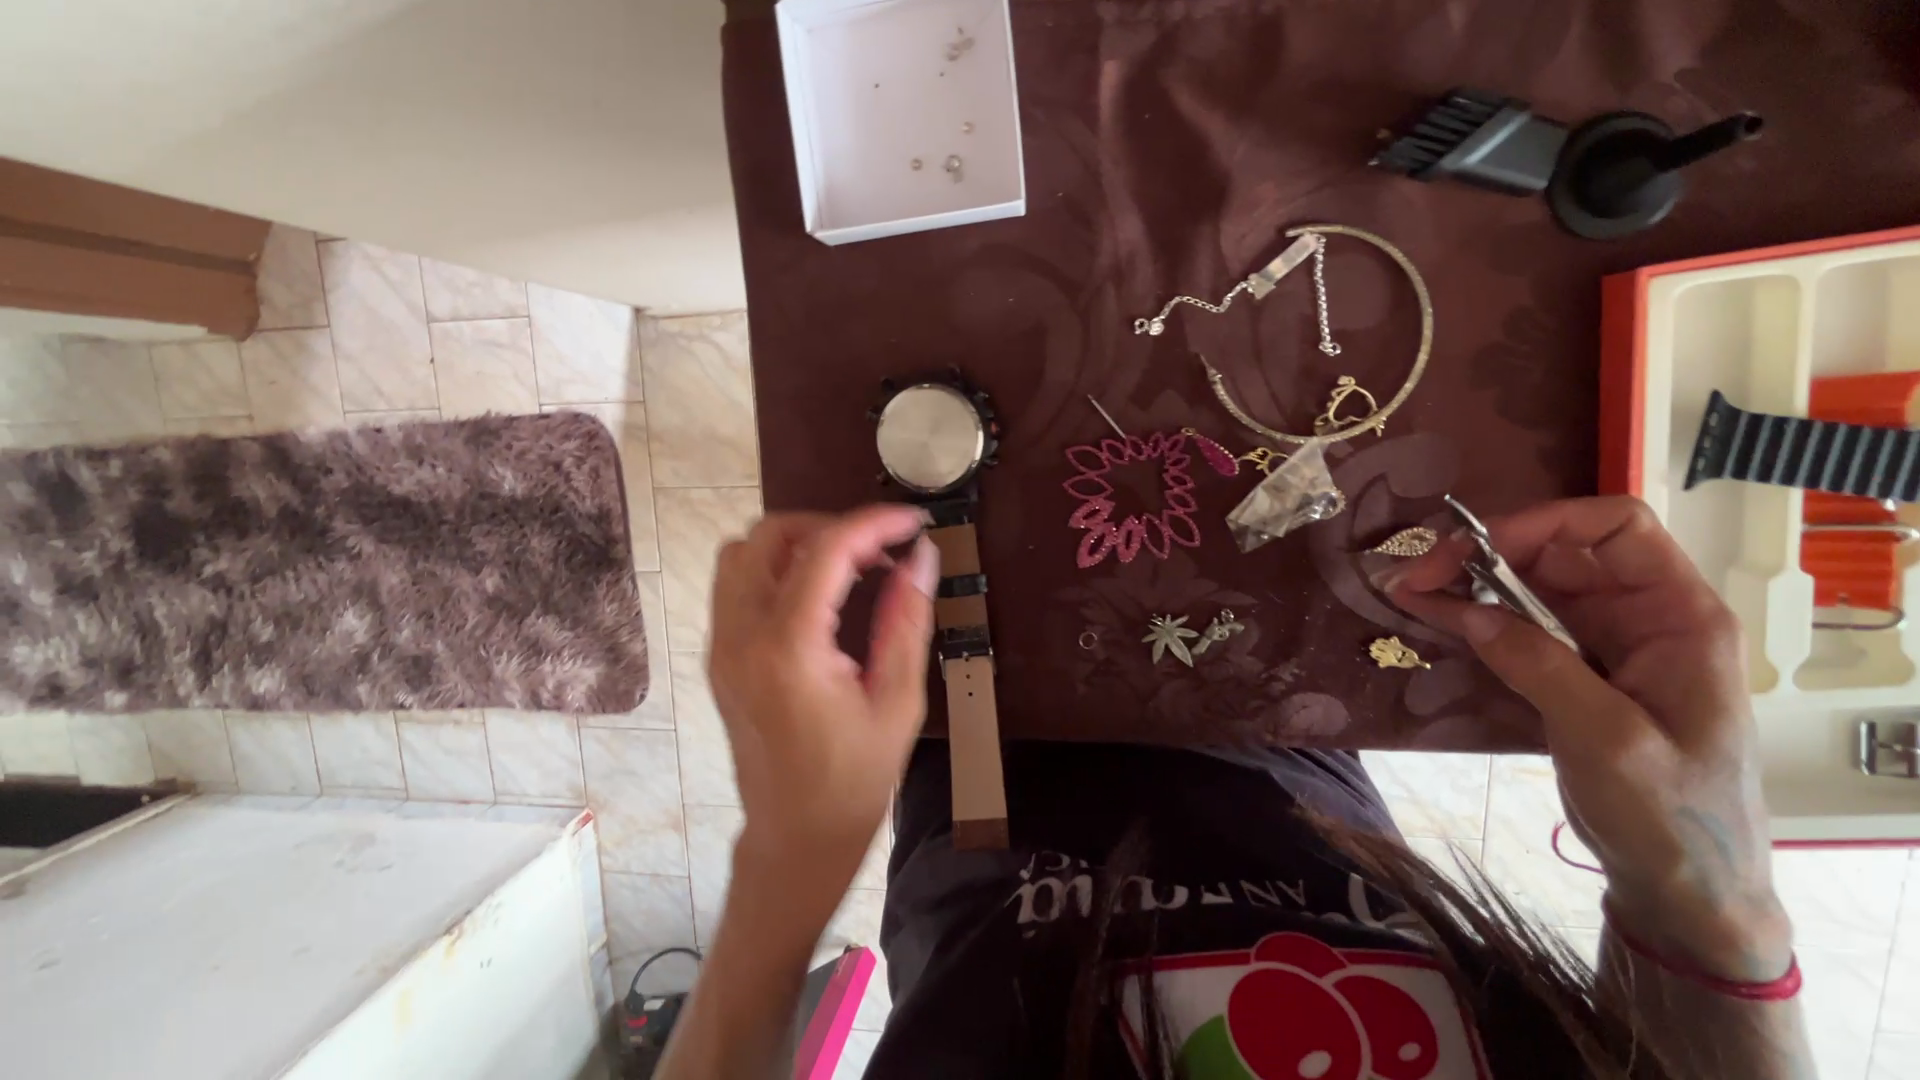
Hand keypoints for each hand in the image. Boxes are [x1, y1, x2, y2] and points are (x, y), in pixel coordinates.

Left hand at [707, 505, 937, 895]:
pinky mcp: (718, 658)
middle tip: (877, 550)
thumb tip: (921, 557)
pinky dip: (775, 570)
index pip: (825, 551)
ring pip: (741, 554)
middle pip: (767, 536)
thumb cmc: (855, 780)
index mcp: (788, 649)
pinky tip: (818, 597)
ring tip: (848, 569)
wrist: (796, 837)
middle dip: (827, 526)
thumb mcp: (897, 702)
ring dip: (795, 545)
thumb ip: (906, 620)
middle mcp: (740, 637)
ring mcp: (720, 647)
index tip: (914, 521)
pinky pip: (736, 586)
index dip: (874, 524)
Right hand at [1385, 496, 1791, 981]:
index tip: (1471, 551)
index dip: (1540, 523)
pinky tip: (1428, 616)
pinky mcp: (1570, 669)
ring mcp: (1604, 642)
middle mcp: (1642, 615)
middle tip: (1417, 577)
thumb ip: (1539, 665)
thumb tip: (1465, 609)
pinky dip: (1470, 616)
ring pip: (1528, 586)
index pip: (1615, 527)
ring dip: (1467, 584)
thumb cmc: (1670, 812)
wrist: (1683, 883)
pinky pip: (1516, 625)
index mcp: (1678, 616)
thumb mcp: (1608, 738)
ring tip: (1407, 592)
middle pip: (1557, 551)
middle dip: (1484, 554)